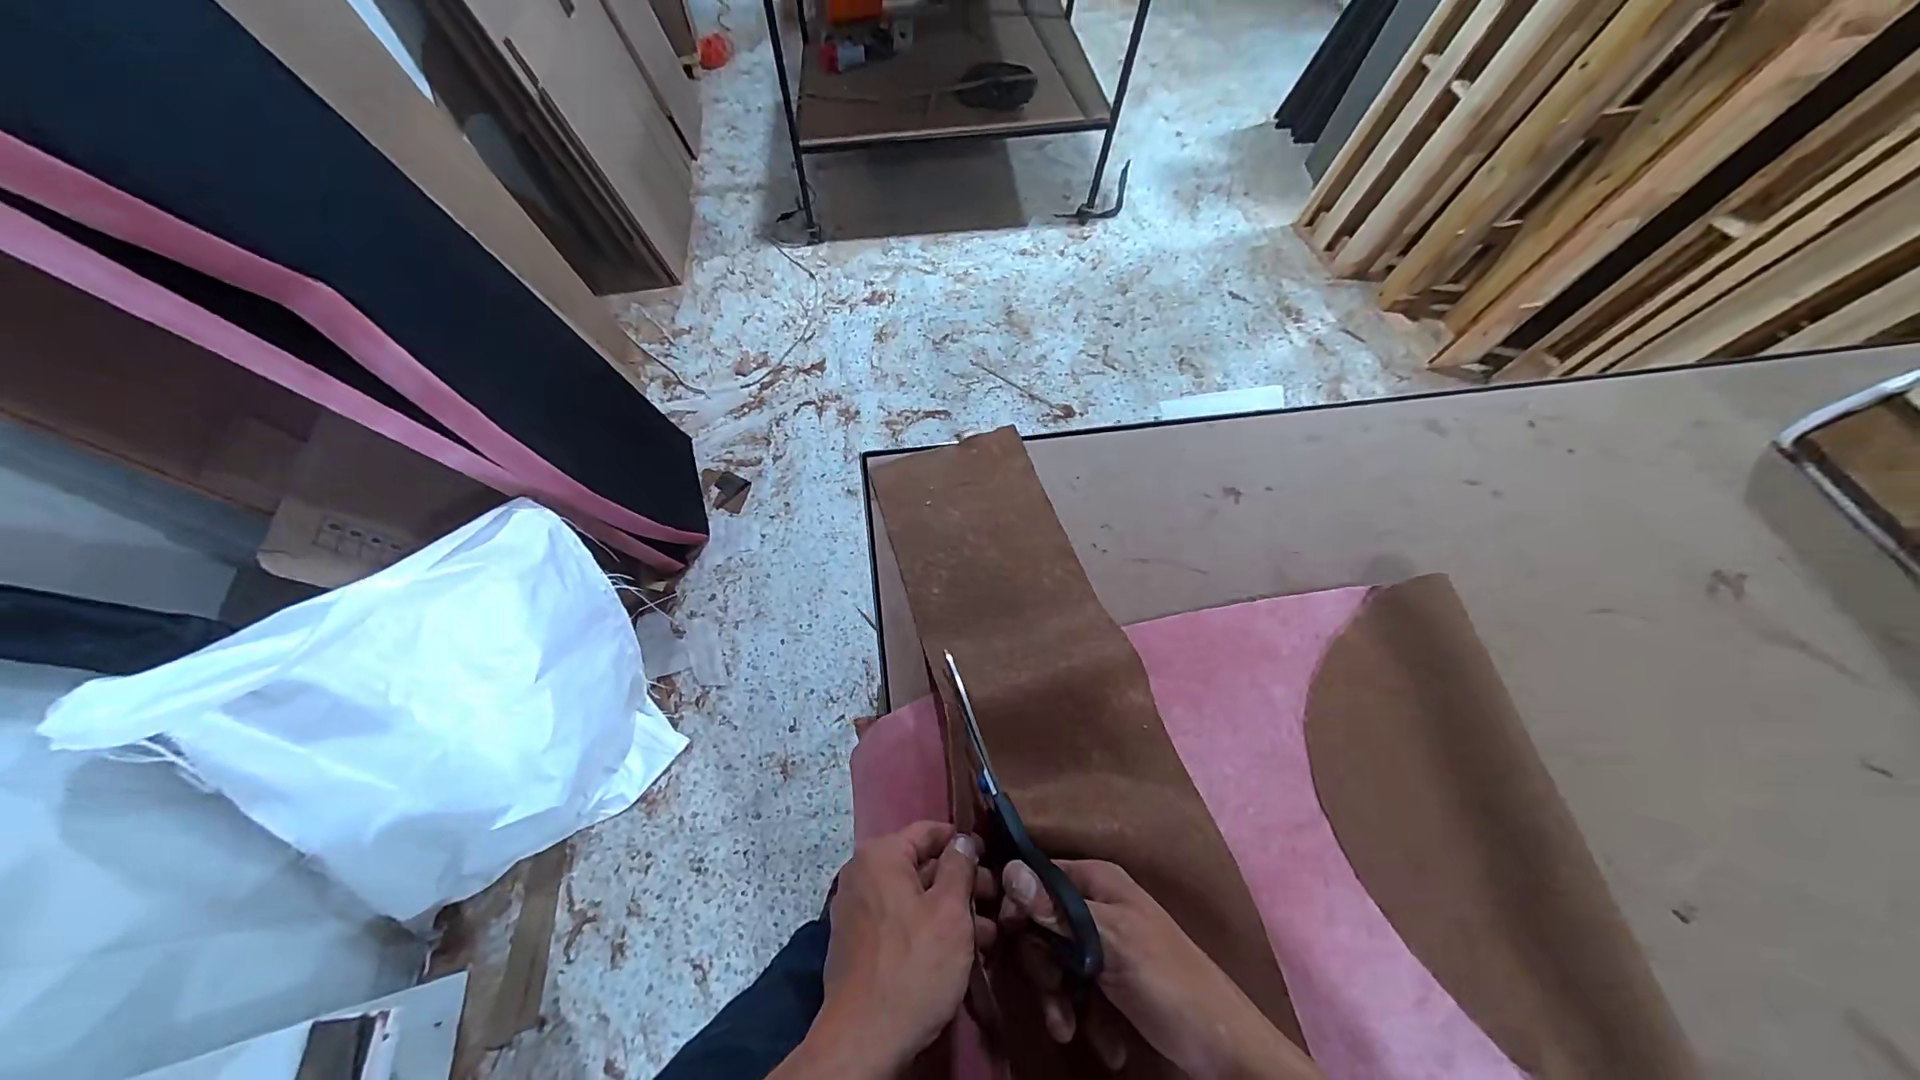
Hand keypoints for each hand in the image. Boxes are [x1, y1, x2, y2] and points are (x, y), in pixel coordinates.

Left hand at [774, 823, 994, 1079]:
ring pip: (914, 897)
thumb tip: (963, 840)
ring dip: (951, 911)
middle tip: (997, 904)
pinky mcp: (859, 942)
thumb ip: (959, 867)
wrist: (863, 1041)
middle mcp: (863, 874)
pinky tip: (960, 952)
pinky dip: (928, 929)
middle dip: (962, 884)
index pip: (929, 831)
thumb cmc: (913, 967)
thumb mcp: (949, 912)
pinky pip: (900, 922)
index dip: (964, 844)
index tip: (993, 861)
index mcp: (881, 856)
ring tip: (987, 936)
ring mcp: (858, 909)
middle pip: (922, 865)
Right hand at [1000, 859, 1321, 1079]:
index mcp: (1098, 881)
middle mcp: (1097, 905)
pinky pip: (1077, 989)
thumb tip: (1009, 869)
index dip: (1018, 904)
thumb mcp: (1112, 943)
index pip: (1038, 876)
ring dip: (1059, 999)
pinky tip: (1104, 1041)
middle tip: (1052, 992)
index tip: (1003, 936)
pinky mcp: (1111, 980)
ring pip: (1055, 961)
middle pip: (1042, 923)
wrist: (1227, 1054)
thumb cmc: (1170, 984)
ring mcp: (1105, 944)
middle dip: (1042, 965)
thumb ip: (1059, 910)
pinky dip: (1083, 1015)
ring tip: (1068, 1029)